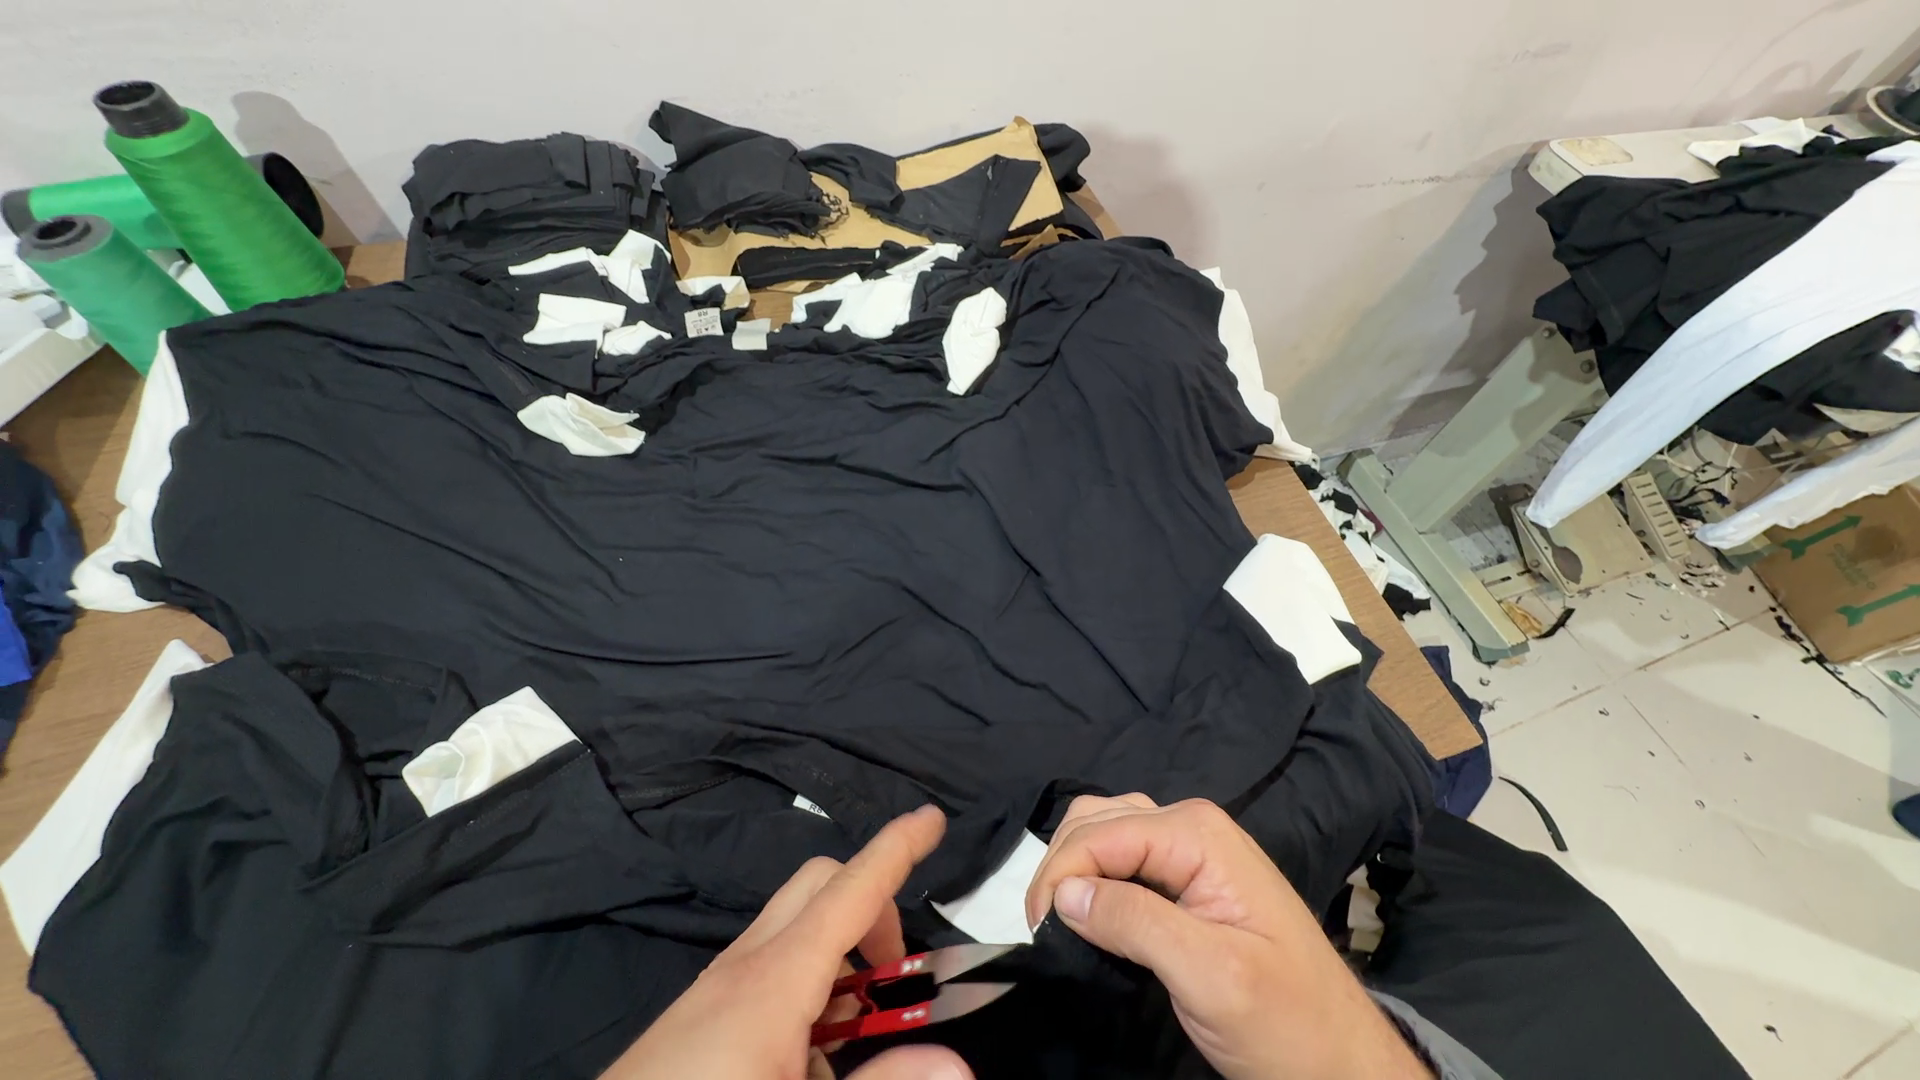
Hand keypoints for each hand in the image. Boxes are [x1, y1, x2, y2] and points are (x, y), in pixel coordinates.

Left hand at [601, 805, 971, 1079]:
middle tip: (896, 971)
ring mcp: (716, 989)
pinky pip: (766, 969)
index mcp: (776, 981)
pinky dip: (806, 986)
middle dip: (872, 905)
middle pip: (820, 886)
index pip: (851, 890)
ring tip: (857, 1036)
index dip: (897, 849)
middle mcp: (745, 967)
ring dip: (839, 953)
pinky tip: (804, 1063)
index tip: (933, 817)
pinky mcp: (698, 1018)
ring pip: (793, 928)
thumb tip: (956, 1064)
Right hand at [1024, 795, 1430, 1079]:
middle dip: (1061, 867)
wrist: (1341, 1058)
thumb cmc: (1286, 1021)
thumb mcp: (1211, 977)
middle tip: (1047, 931)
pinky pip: (1122, 856)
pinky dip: (1094, 877)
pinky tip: (1090, 915)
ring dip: (1073, 868)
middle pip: (1095, 820)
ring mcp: (1189, 848)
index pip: (1100, 833)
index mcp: (1196, 835)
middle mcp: (1189, 825)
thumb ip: (1136, 923)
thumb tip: (1063, 893)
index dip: (1060, 875)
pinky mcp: (1186, 875)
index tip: (1041, 933)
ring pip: (1103, 830)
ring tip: (1062, 923)